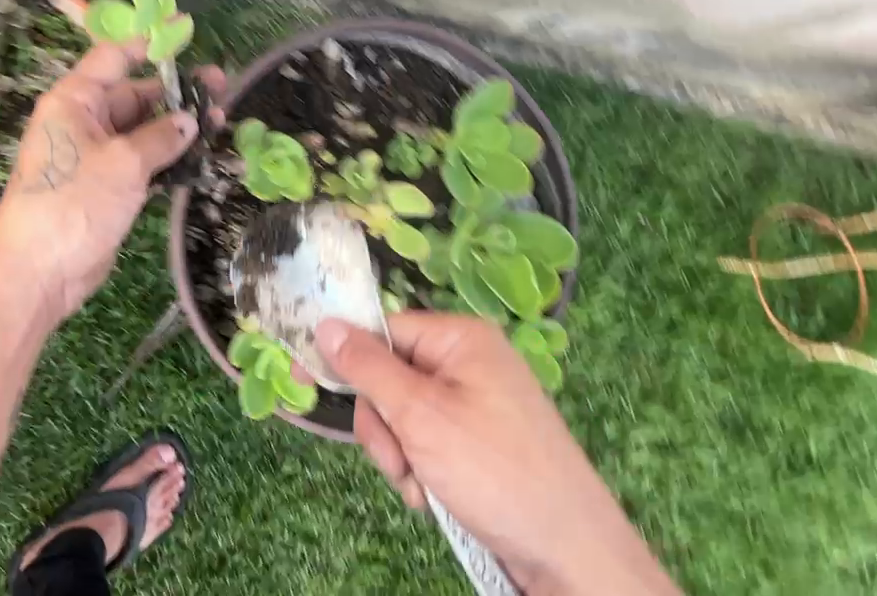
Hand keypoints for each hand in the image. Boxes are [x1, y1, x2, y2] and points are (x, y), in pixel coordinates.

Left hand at [0, 41, 224, 323]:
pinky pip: (143, 162)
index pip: (113, 58)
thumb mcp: (122, 163)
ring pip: (143, 131)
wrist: (39, 270)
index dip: (149, 44)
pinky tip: (202, 158)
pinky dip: (169, 160)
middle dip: (176, 93)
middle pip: (135, 95)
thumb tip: (188, 122)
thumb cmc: (74, 202)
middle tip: (222, 89)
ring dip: (178, 128)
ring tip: (221, 122)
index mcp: (74, 101)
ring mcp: (96, 156)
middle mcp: (84, 122)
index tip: (184, 31)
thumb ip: (160, 137)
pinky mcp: (108, 187)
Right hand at [316, 313, 679, 595]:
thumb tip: (324, 323)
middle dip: (383, 423)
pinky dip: (420, 465)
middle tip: (397, 460)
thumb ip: (367, 367)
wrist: (570, 553)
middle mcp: (469, 361)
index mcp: (460, 337)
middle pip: (389, 374)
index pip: (383, 330)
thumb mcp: (420, 415)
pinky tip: (433, 493)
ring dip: (399, 451)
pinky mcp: (479, 438)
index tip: (305, 382)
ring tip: (419, 484)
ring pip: (402, 412)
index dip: (346, 357)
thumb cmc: (493, 471)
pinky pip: (427, 437)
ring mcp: (476, 400)